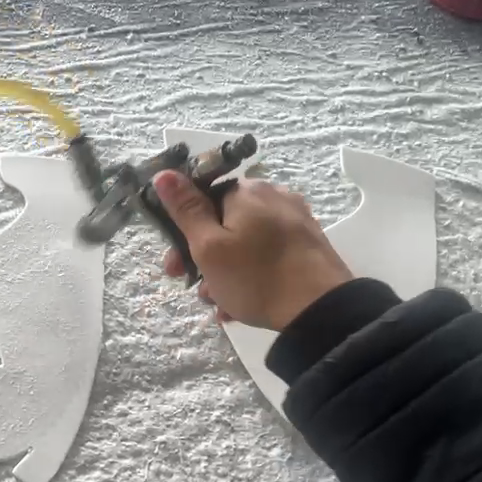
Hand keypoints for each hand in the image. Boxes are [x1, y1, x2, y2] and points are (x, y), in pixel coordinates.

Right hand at [154, 170, 352, 330]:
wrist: (318, 307)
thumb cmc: (254, 276)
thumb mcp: (208, 247)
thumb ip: (186, 210)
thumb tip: (163, 174)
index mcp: (245, 192)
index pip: (202, 198)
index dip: (181, 232)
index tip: (173, 265)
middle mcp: (272, 196)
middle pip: (222, 223)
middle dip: (201, 258)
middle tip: (195, 289)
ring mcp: (293, 219)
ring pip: (242, 242)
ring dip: (223, 272)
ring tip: (220, 303)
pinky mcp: (306, 243)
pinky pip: (264, 254)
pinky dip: (248, 274)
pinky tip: (240, 302)